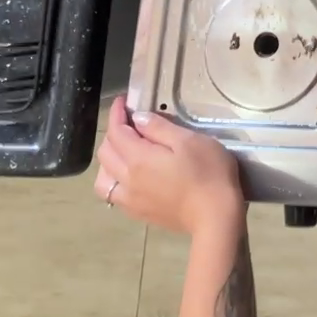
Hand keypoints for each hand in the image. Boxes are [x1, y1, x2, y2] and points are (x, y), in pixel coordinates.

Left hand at [95, 96, 244, 236]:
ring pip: (103, 178)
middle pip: (105, 153)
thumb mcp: (190, 140)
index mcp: (139, 159)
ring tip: (126, 149)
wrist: (214, 215)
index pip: (117, 133)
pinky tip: (131, 174)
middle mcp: (127, 180)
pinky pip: (113, 193)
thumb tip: (138, 119)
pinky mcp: (137, 212)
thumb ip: (160, 128)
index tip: (123, 101)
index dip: (117, 114)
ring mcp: (130, 200)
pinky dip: (114, 178)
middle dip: (113, 133)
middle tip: (130, 121)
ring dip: (108, 159)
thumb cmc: (208, 172)